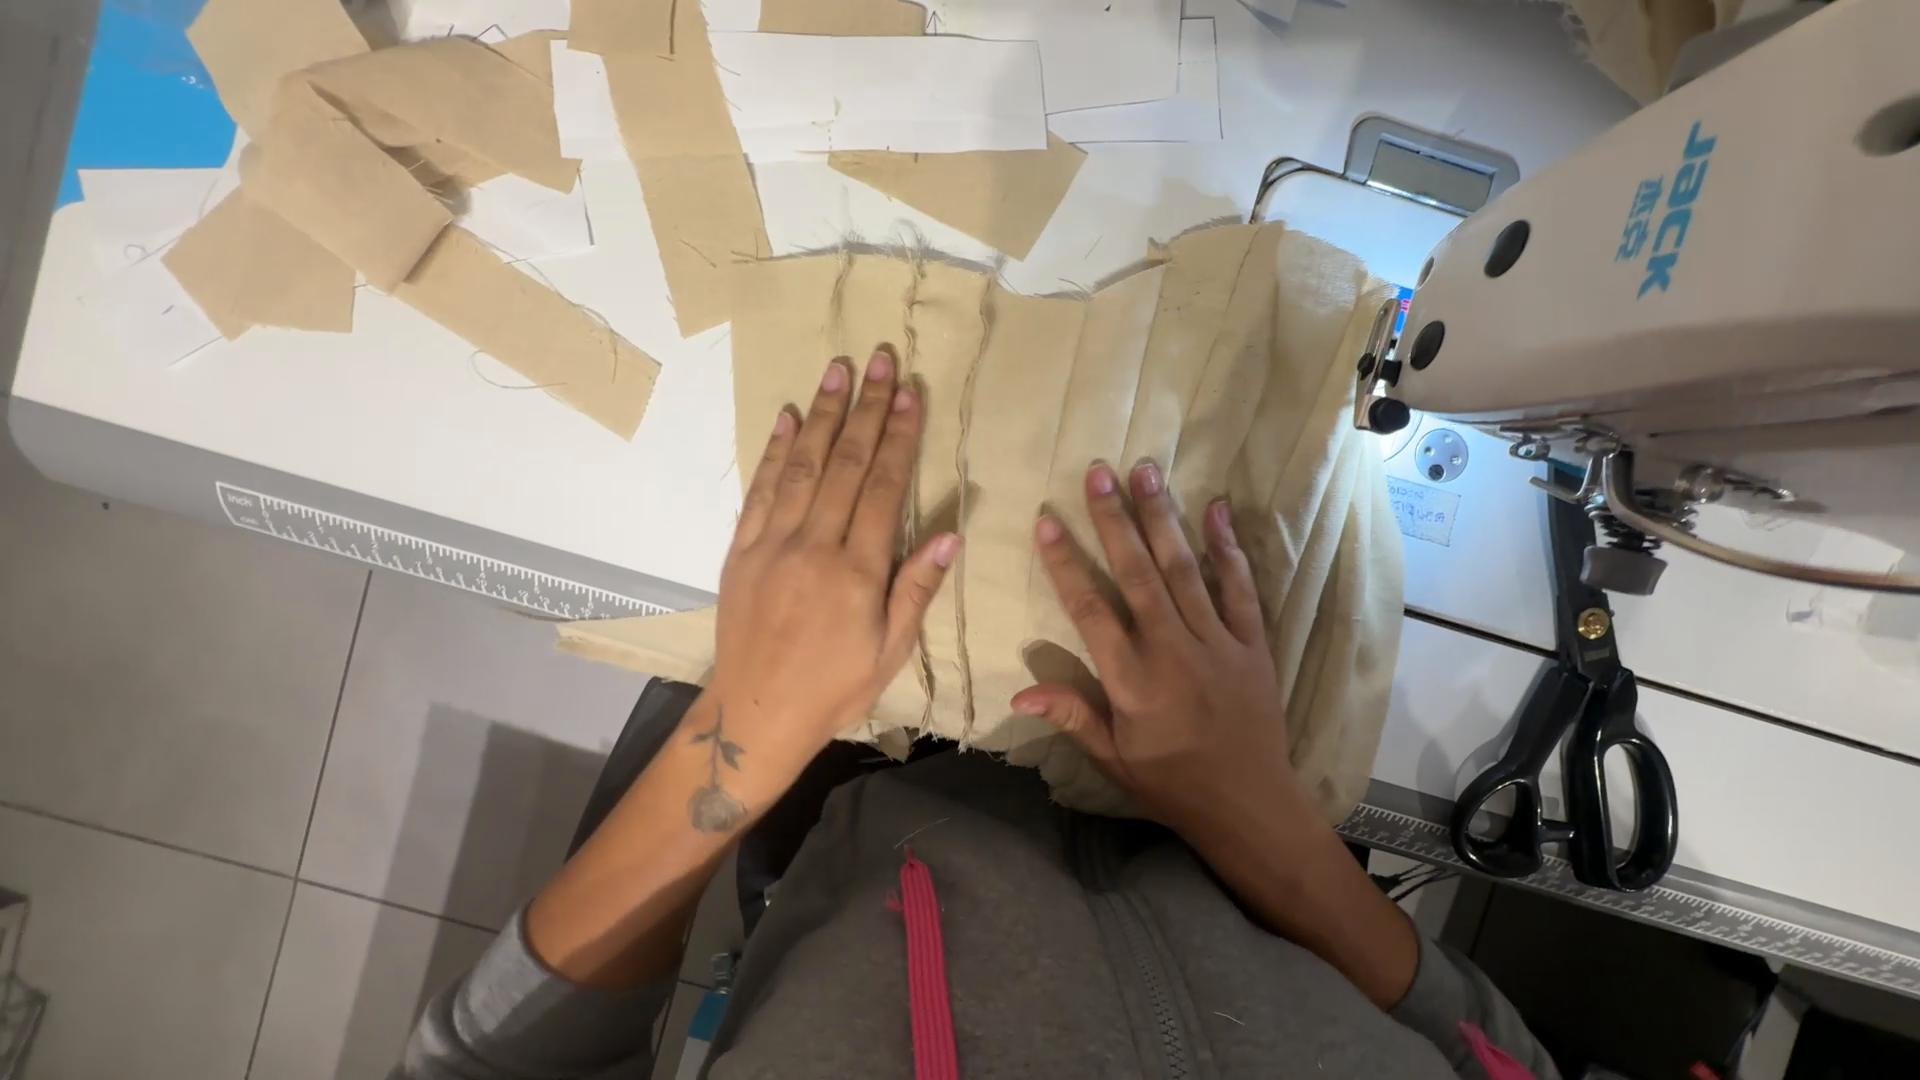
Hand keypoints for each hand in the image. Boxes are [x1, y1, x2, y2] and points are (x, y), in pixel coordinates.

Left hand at [712, 349, 959, 769]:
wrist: (756, 714)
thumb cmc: (835, 688)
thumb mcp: (890, 651)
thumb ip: (916, 589)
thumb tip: (948, 534)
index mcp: (857, 571)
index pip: (883, 488)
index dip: (900, 438)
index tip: (910, 394)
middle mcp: (813, 546)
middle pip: (845, 465)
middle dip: (867, 409)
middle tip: (880, 360)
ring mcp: (772, 544)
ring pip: (801, 466)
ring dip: (824, 416)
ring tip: (838, 371)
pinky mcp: (741, 550)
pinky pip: (760, 490)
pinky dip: (774, 451)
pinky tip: (789, 419)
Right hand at [1015, 461, 1419, 1008]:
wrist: (1250, 805)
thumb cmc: (1170, 782)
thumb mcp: (1112, 759)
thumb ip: (1072, 716)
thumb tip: (1019, 694)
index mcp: (1132, 679)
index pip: (1090, 611)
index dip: (1066, 565)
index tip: (1047, 523)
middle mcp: (1172, 650)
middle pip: (1138, 574)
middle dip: (1115, 521)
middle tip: (1098, 472)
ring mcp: (1216, 642)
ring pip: (1184, 570)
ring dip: (1163, 519)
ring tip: (1145, 474)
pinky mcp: (1251, 643)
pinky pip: (1239, 588)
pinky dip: (1228, 548)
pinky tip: (1216, 509)